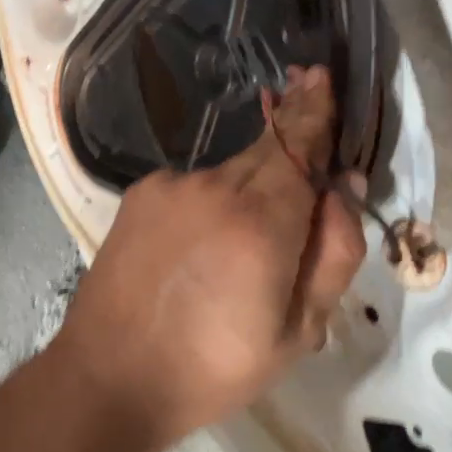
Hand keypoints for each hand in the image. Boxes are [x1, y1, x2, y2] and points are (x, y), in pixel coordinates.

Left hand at [49, 65, 367, 441]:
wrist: (111, 375)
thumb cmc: (214, 367)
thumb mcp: (299, 331)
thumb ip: (333, 253)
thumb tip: (340, 188)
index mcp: (261, 222)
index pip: (299, 146)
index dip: (314, 111)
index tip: (321, 76)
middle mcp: (214, 187)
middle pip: (267, 152)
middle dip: (290, 145)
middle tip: (303, 161)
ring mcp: (171, 185)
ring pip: (229, 172)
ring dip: (247, 190)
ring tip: (237, 252)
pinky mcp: (140, 193)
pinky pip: (193, 186)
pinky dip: (208, 203)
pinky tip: (197, 247)